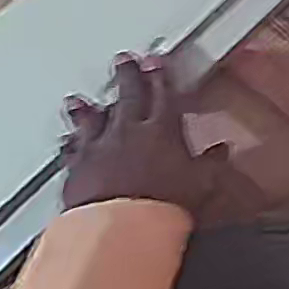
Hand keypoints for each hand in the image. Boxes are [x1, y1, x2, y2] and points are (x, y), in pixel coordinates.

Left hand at [59, 54, 219, 214]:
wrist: (121, 228)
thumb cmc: (164, 205)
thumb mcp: (201, 183)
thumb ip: (211, 163)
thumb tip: (221, 150)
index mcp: (162, 130)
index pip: (163, 94)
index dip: (160, 75)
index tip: (156, 61)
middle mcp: (129, 131)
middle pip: (129, 96)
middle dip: (128, 75)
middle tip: (124, 60)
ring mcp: (100, 148)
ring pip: (93, 118)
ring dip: (88, 106)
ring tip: (81, 98)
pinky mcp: (77, 168)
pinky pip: (72, 148)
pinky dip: (70, 141)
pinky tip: (66, 139)